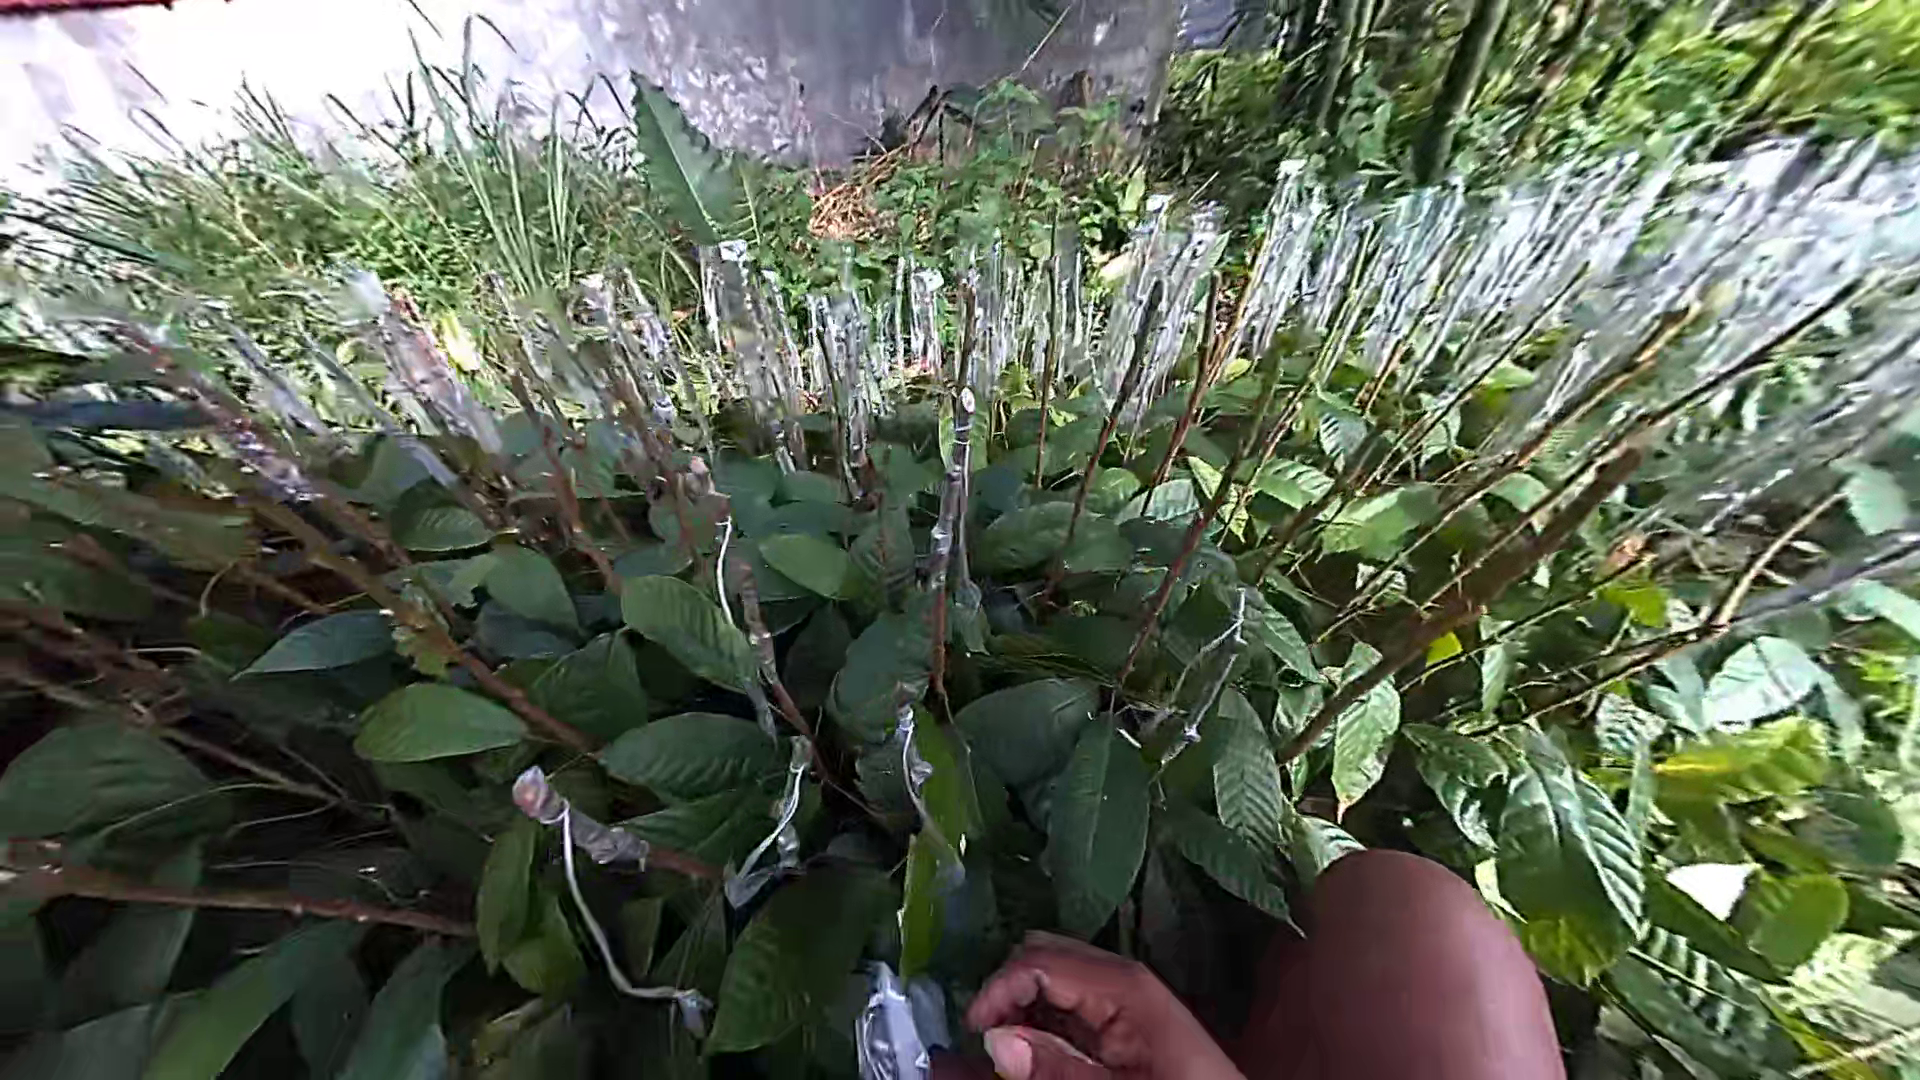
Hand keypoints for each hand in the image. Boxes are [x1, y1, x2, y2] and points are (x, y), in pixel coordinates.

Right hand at [957, 932, 1245, 1079]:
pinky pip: (1066, 998)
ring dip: (1021, 1001)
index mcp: (1119, 980)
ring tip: (1001, 1042)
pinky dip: (1040, 1015)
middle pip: (1043, 953)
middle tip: (985, 1037)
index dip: (1000, 987)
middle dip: (1007, 987)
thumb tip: (996, 1042)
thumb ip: (1058, 1068)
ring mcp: (1118, 989)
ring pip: (1051, 972)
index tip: (972, 1029)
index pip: (1040, 960)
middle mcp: (1115, 971)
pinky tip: (1030, 1043)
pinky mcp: (1119, 1012)